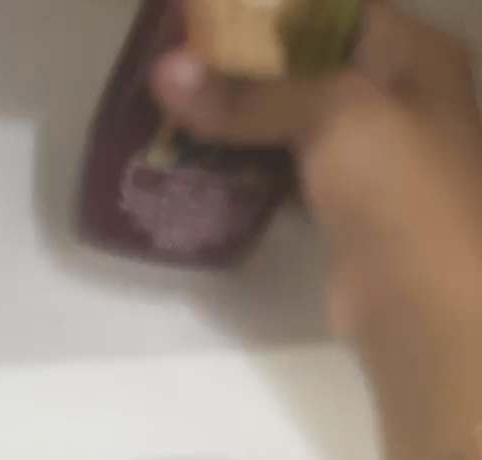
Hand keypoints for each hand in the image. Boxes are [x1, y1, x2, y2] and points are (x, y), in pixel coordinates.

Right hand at [149, 7, 481, 459]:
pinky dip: (234, 168)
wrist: (431, 296)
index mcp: (412, 61)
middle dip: (236, 69)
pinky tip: (193, 174)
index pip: (331, 16)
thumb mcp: (336, 120)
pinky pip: (275, 171)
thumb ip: (252, 96)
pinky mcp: (333, 206)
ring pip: (283, 122)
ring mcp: (364, 157)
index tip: (195, 24)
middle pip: (303, 69)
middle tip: (164, 77)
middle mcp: (393, 100)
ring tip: (162, 123)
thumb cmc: (405, 190)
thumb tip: (163, 71)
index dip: (265, 14)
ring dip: (228, 122)